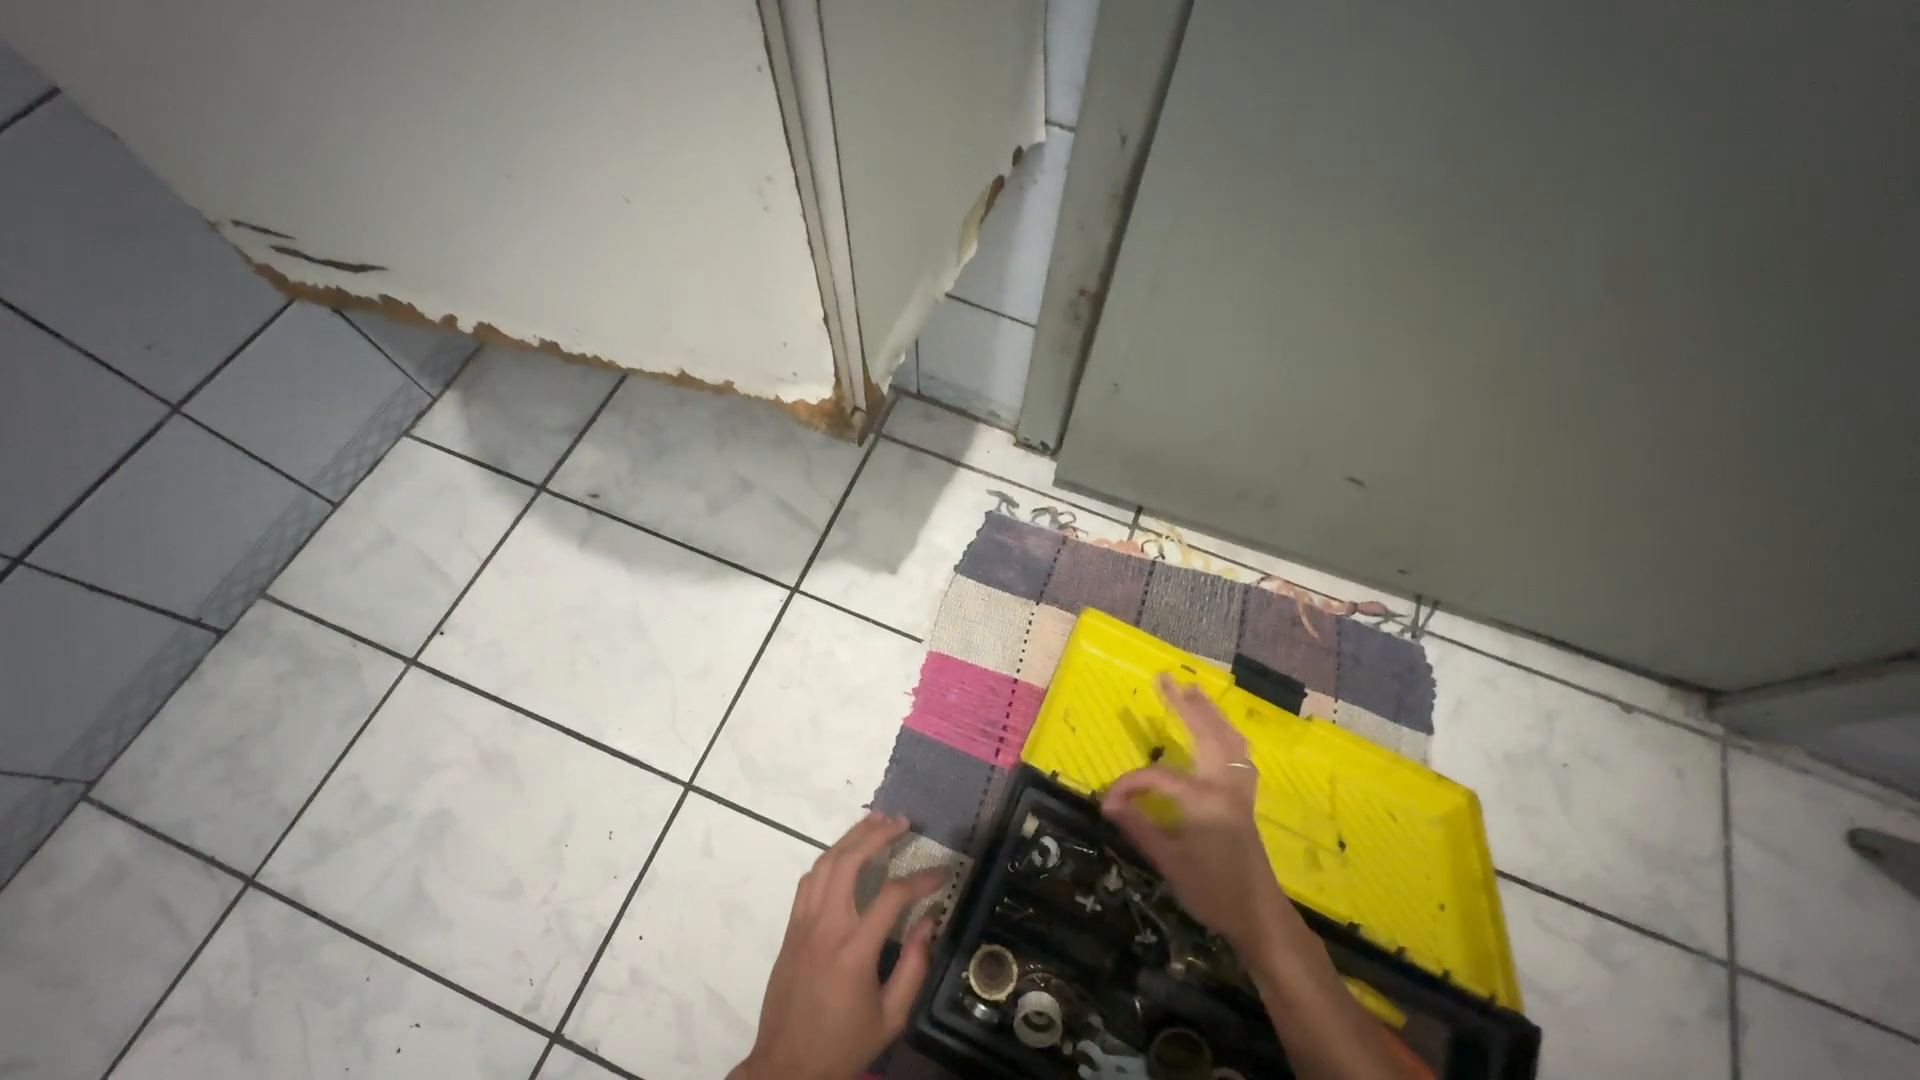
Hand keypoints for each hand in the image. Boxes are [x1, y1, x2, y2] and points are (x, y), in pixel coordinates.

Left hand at [732, 812, 945, 1079]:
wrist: (786, 1066)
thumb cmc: (844, 1044)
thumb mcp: (891, 1017)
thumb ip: (914, 967)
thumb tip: (929, 921)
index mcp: (854, 952)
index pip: (892, 896)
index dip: (921, 879)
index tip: (941, 873)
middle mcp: (825, 928)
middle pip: (849, 862)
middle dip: (877, 835)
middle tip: (903, 821)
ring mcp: (803, 925)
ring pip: (824, 864)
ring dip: (851, 837)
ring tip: (876, 821)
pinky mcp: (791, 929)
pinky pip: (809, 881)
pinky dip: (829, 859)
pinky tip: (846, 853)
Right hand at [1101, 673, 1289, 953]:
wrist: (1259, 915)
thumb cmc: (1212, 891)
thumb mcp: (1168, 862)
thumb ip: (1140, 827)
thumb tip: (1108, 804)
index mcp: (1205, 800)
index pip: (1158, 777)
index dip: (1129, 786)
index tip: (1108, 803)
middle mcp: (1226, 785)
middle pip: (1206, 733)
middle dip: (1185, 704)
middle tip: (1165, 679)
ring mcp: (1240, 790)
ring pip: (1229, 738)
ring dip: (1210, 713)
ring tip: (1193, 691)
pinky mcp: (1245, 798)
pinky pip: (1239, 753)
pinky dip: (1226, 733)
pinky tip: (1220, 731)